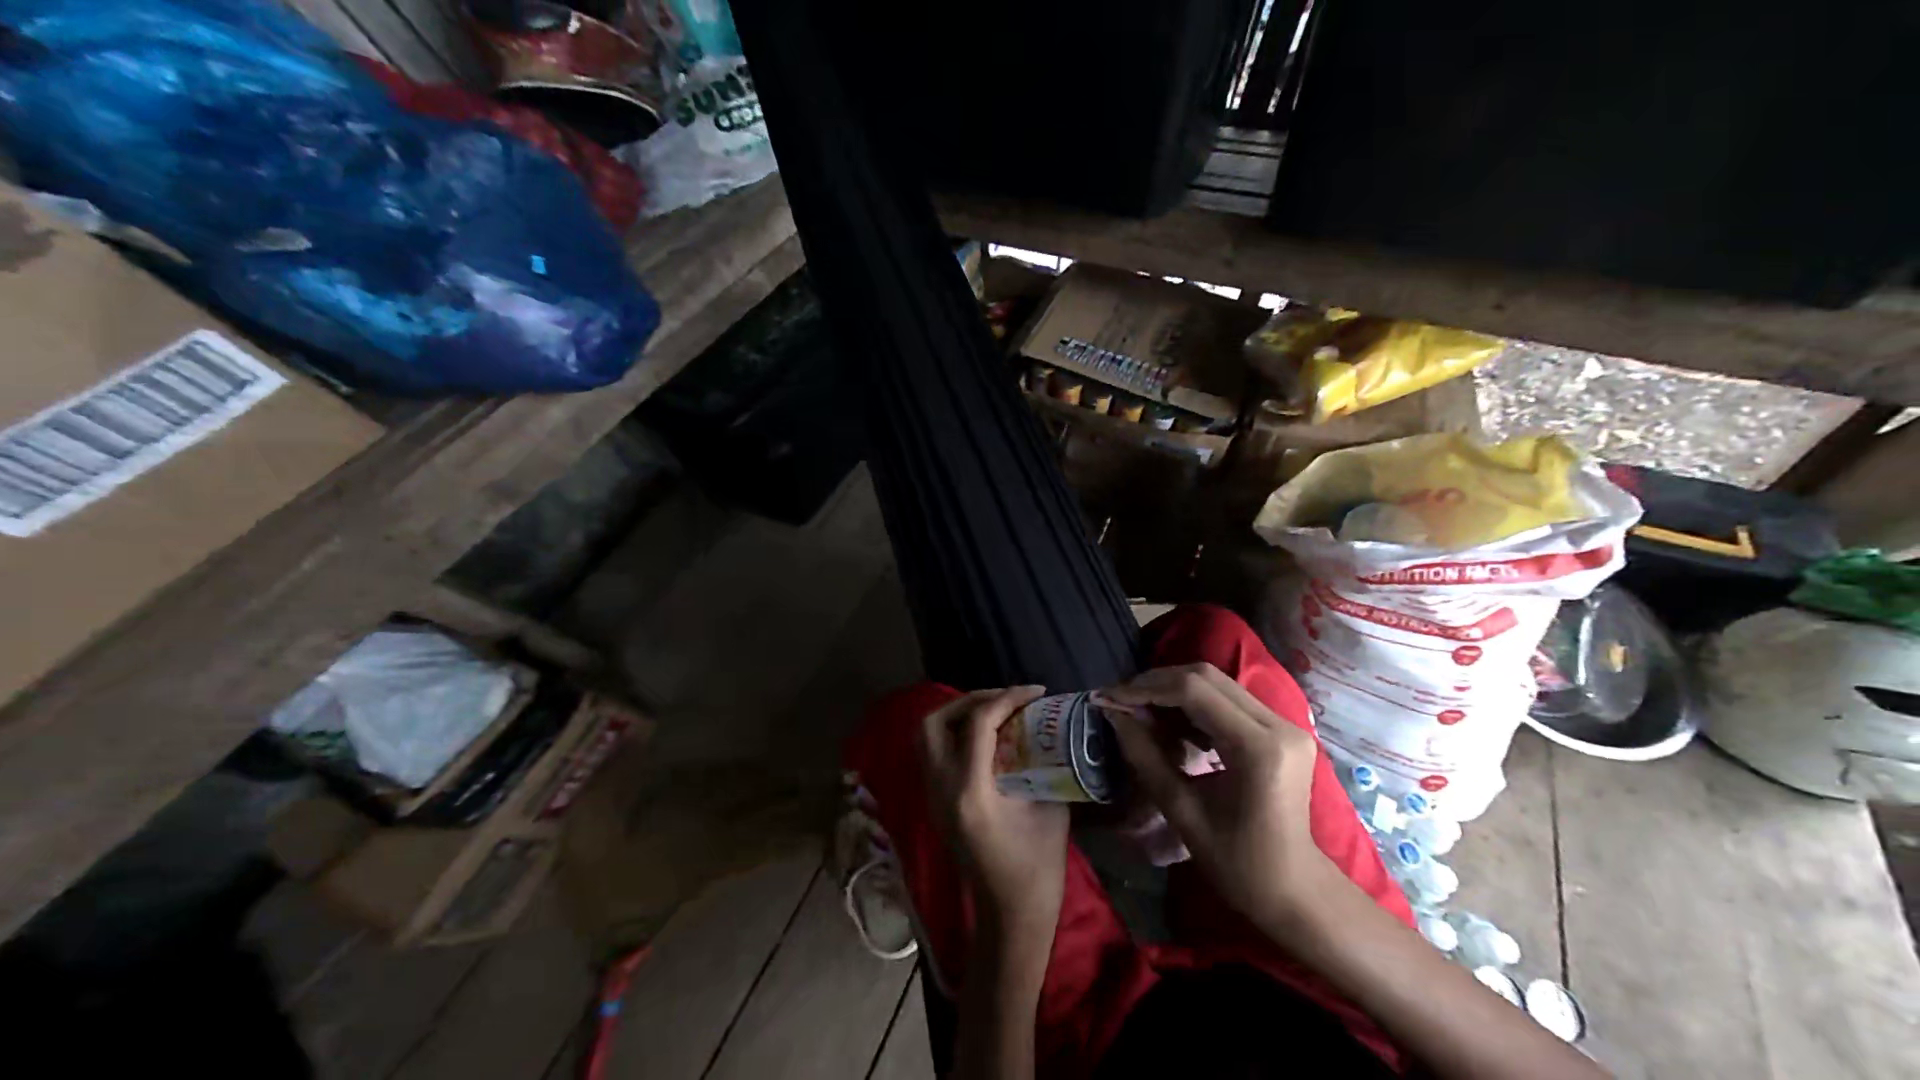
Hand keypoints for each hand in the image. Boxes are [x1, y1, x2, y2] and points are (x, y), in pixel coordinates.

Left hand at [922, 686, 1069, 939]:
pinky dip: (955, 734)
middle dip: (970, 700)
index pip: (977, 723)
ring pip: (927, 736)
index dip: (1007, 697)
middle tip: (1006, 698)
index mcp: (970, 791)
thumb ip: (1041, 762)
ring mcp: (932, 796)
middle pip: (935, 722)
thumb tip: (1048, 730)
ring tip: (995, 710)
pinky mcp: (934, 803)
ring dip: (957, 714)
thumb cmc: (1037, 867)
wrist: (1011, 915)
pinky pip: (934, 753)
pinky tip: (987, 736)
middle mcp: (940, 788)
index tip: (1036, 691)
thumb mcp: (1049, 808)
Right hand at [1103, 663, 1336, 925]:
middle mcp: (1279, 725)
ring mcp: (1286, 724)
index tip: (1109, 698)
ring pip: (1217, 683)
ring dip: (1173, 690)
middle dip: (1156, 683)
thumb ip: (1146, 756)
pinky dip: (1194, 704)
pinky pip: (1229, 700)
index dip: (1145, 688)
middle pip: (1207, 677)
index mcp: (1258, 749)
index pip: (1194, 691)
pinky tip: (1169, 722)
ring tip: (1138, 709)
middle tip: (1120, 699)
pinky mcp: (1283, 730)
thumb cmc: (1238, 863)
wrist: (1295, 890)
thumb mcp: (1182, 811)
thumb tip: (1113, 714)